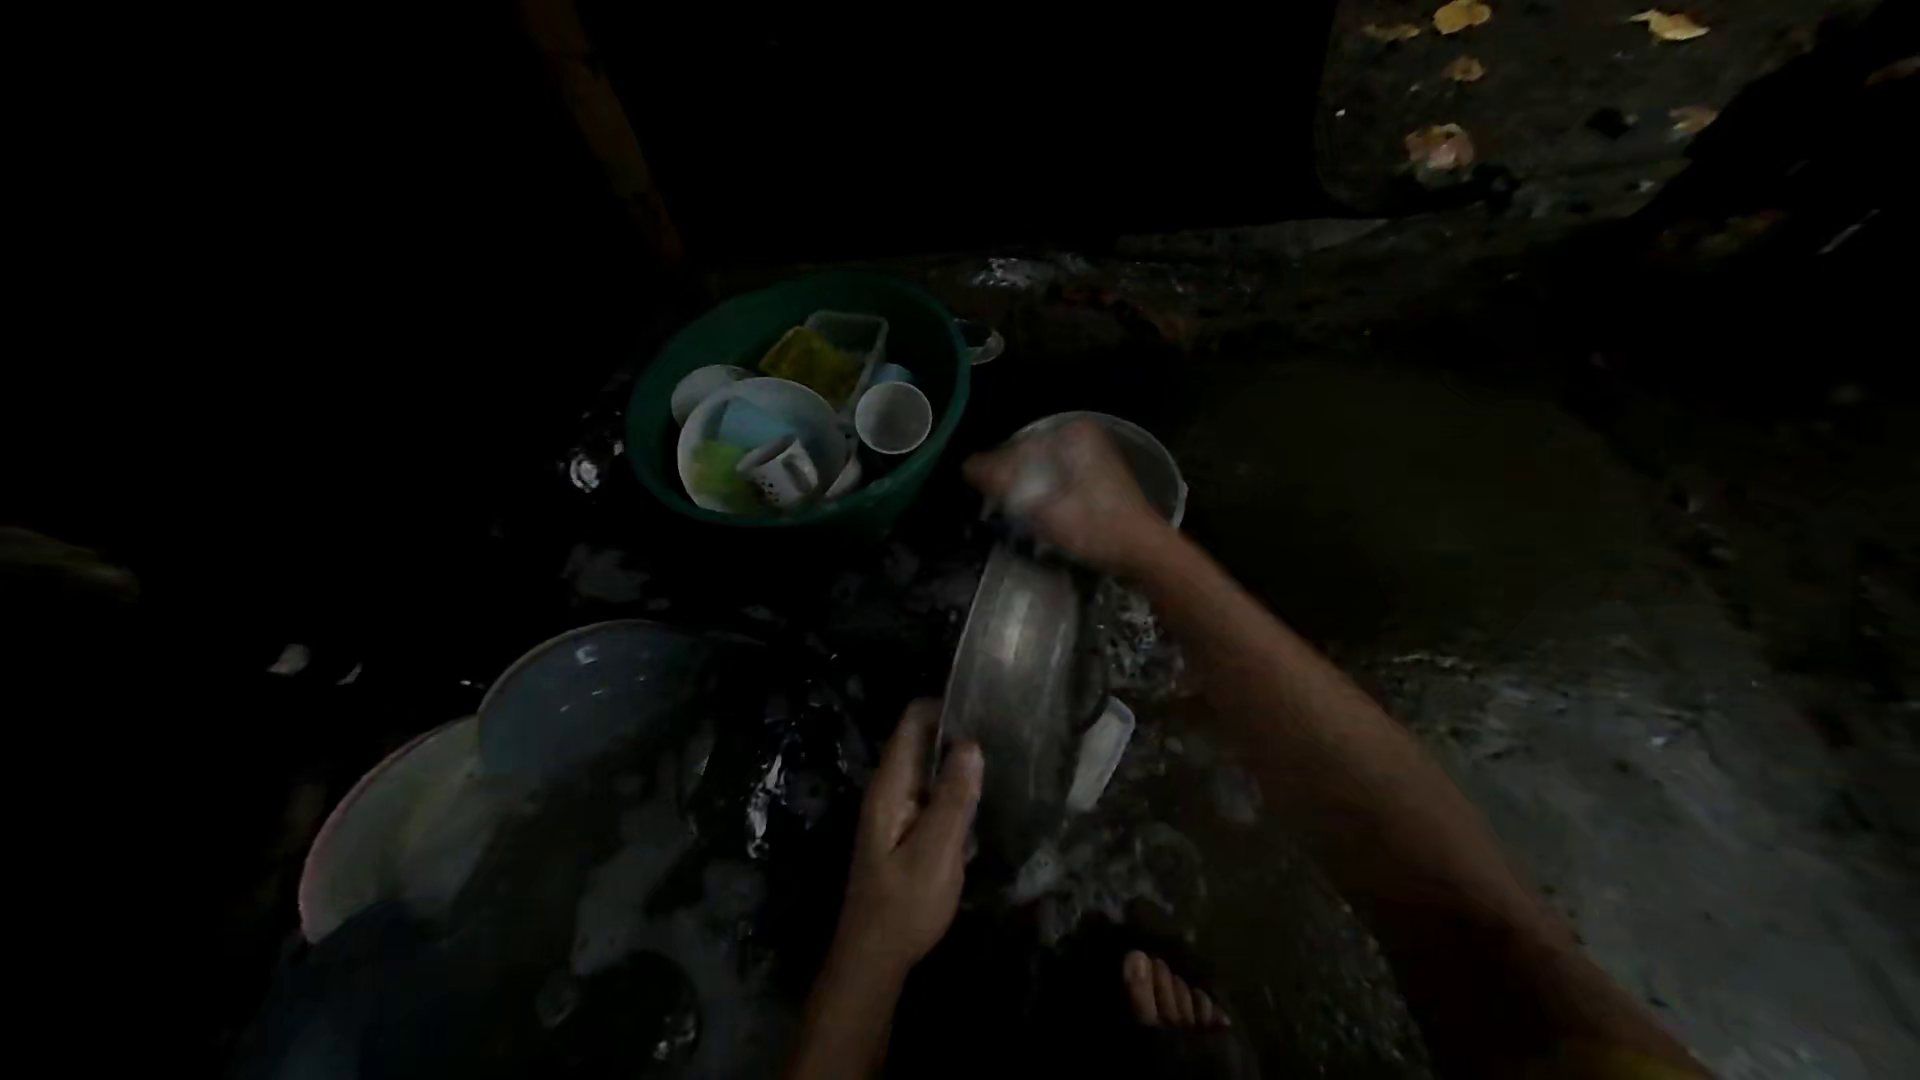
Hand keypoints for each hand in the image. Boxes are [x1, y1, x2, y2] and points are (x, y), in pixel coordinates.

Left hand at [832, 699, 982, 979]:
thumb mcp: (935, 852)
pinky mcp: (907, 823)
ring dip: (960, 758)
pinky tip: (984, 792)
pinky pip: (932, 787)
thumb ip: (954, 798)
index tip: (985, 712)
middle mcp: (890, 785)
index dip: (946, 708)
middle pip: (921, 737)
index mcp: (891, 783)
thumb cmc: (904, 905)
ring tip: (1002, 756)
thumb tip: (972, 743)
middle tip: (1004, 734)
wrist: (873, 957)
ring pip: (929, 762)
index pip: (912, 720)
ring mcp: (897, 805)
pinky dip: (956, 783)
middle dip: (959, 730)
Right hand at [963, 419, 1173, 574]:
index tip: (987, 500)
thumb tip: (966, 466)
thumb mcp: (1041, 507)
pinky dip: (1043, 496)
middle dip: (1012, 482)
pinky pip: (1055, 481)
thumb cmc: (1095, 528)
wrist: (1143, 553)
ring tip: (1018, 517)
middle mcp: (1082, 436)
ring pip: (1040, 471)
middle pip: (1028, 458)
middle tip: (999, 510)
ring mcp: (1091, 456)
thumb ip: (1001, 482)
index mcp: (1072, 433)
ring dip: (1026, 492)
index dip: (997, 474)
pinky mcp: (1094, 477)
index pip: (1016, 447)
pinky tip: (1040, 518)